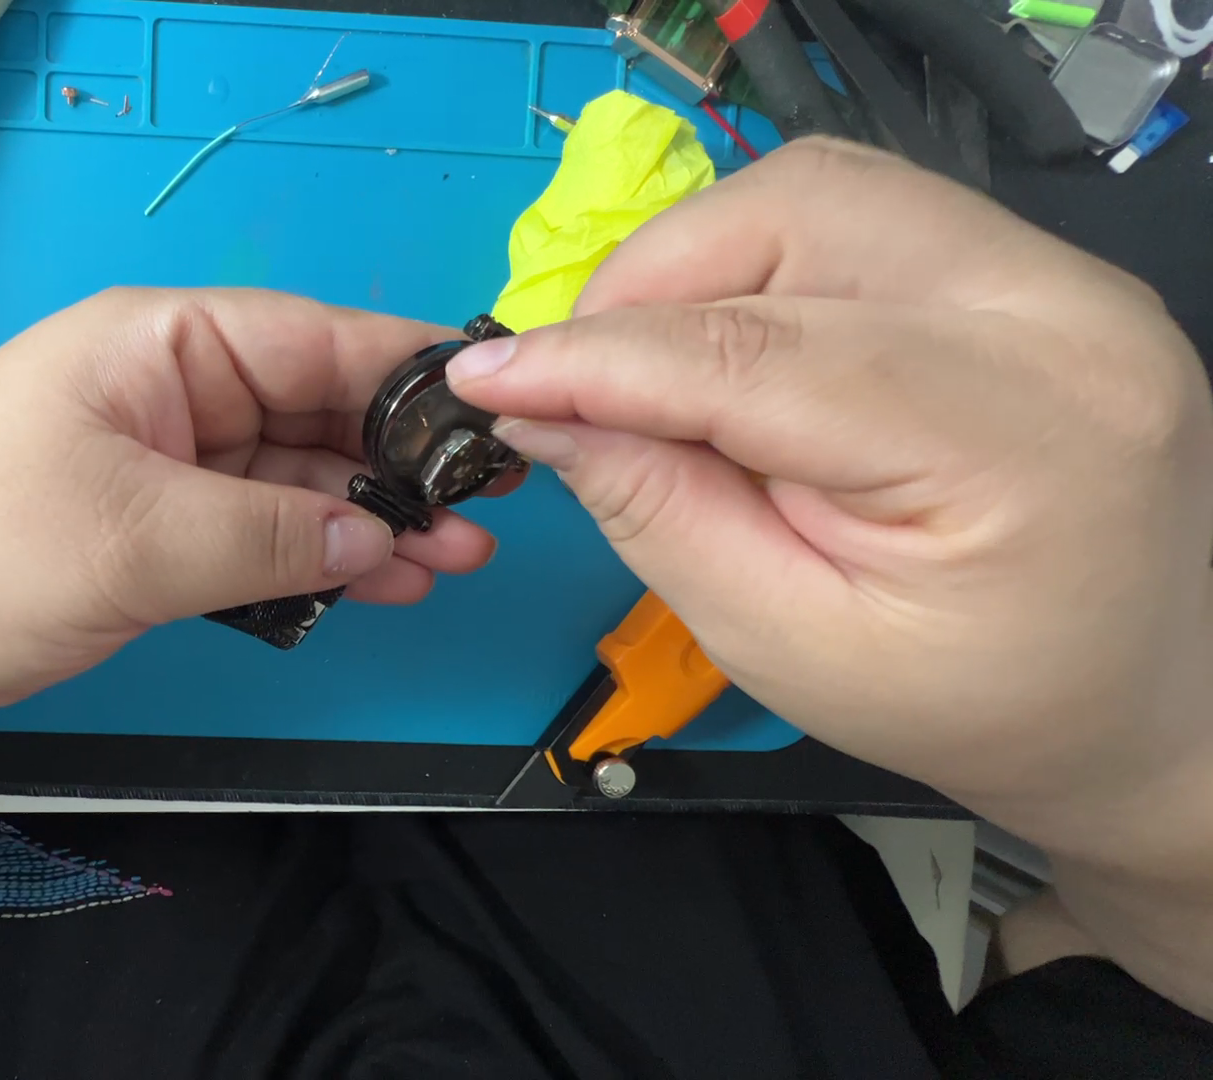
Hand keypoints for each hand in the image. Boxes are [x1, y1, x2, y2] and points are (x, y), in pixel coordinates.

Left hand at [0, 288, 498, 707]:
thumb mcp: (135, 537)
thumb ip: (267, 535)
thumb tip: (377, 537)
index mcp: (163, 346)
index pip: (308, 341)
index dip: (402, 372)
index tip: (484, 408)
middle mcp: (182, 391)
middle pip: (315, 415)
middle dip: (397, 468)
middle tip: (480, 512)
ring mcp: (183, 462)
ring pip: (300, 485)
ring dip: (371, 523)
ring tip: (452, 558)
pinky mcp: (177, 525)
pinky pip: (268, 534)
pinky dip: (323, 560)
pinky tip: (383, 583)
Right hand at [448, 141, 1212, 833]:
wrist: (1132, 692)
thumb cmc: (947, 696)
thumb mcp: (767, 632)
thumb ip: (648, 508)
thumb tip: (538, 412)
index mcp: (1008, 439)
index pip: (749, 355)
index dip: (589, 360)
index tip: (479, 379)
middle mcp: (1049, 311)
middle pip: (788, 215)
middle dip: (636, 292)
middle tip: (573, 387)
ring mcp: (1039, 272)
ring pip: (801, 194)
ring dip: (676, 271)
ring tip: (634, 371)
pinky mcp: (1002, 268)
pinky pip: (828, 216)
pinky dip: (724, 268)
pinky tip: (702, 350)